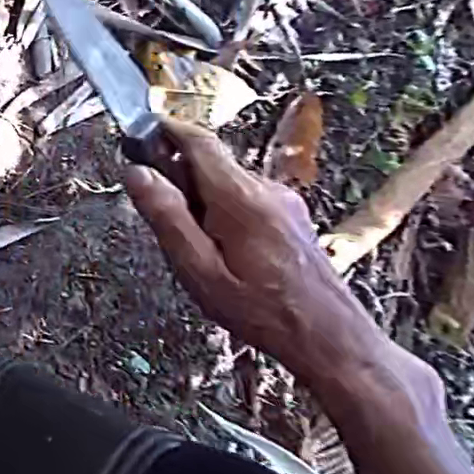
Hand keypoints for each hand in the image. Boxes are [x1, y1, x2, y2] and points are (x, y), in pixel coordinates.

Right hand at [122, 117, 391, 386]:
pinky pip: (241, 196)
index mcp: (240, 199)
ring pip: (223, 181)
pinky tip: (217, 247)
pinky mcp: (291, 217)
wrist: (337, 345)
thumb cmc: (260, 311)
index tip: (137, 129)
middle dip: (174, 174)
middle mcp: (266, 191)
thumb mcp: (197, 269)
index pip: (199, 142)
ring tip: (191, 243)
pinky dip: (217, 207)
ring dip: (196, 196)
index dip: (164, 129)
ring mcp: (284, 203)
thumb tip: (136, 173)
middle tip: (156, 213)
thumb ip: (166, 216)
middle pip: (208, 162)